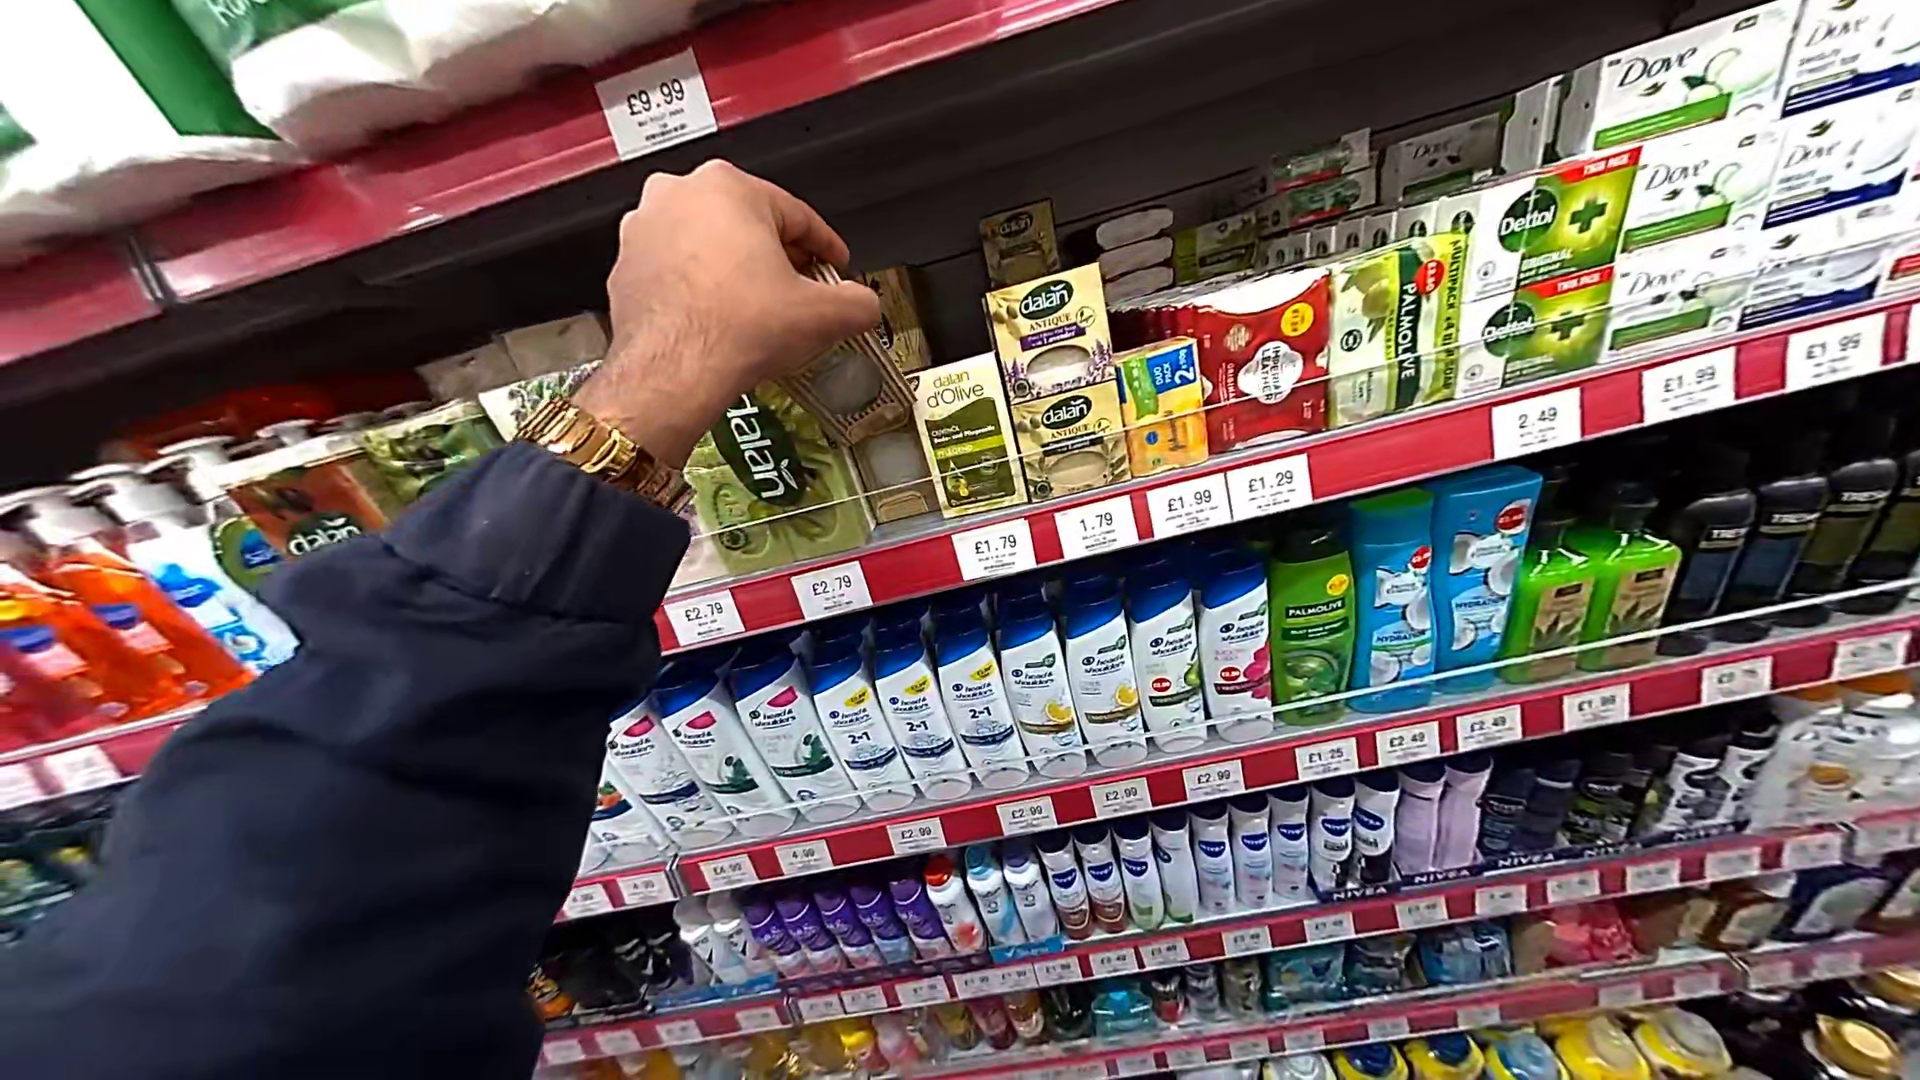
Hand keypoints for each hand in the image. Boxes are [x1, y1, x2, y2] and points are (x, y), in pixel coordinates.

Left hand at [573, 160, 880, 466]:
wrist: (674, 371)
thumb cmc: (740, 329)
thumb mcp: (823, 316)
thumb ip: (859, 303)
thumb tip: (866, 305)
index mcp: (730, 189)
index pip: (798, 215)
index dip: (827, 246)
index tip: (837, 265)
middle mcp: (679, 194)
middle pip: (750, 225)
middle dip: (781, 258)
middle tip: (802, 291)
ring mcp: (644, 228)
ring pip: (711, 245)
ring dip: (739, 271)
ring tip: (762, 310)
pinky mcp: (624, 265)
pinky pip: (679, 270)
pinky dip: (704, 288)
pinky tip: (723, 319)